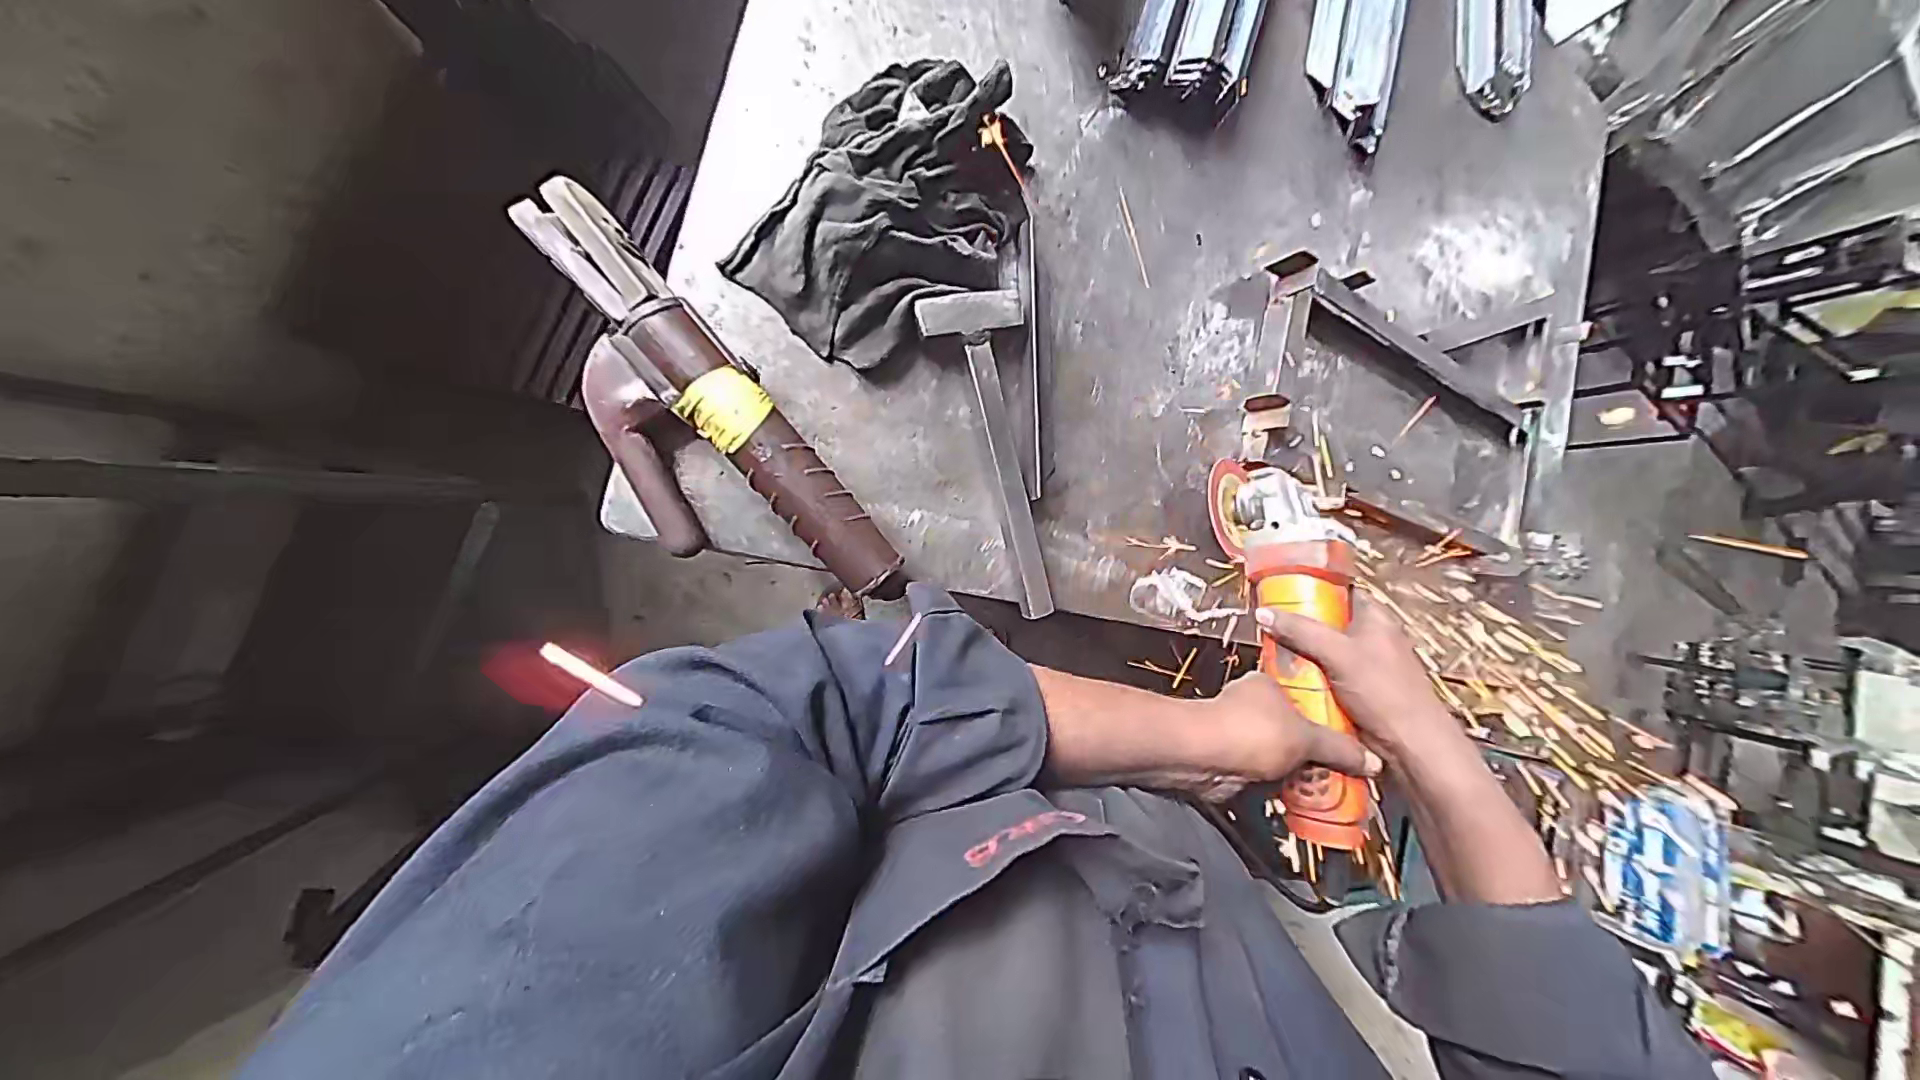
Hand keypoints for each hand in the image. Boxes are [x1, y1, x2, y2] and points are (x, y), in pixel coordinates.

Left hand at [1188, 673, 1381, 800]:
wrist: (1202, 759)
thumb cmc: (1249, 731)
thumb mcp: (1305, 736)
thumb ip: (1339, 747)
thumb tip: (1371, 760)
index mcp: (1267, 685)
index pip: (1307, 696)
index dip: (1332, 717)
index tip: (1356, 740)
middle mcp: (1253, 707)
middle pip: (1298, 731)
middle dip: (1319, 753)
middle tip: (1350, 772)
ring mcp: (1243, 735)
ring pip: (1285, 757)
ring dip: (1303, 775)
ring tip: (1336, 791)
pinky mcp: (1236, 764)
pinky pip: (1270, 778)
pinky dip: (1284, 789)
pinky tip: (1307, 802)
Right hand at [1253, 598, 1466, 767]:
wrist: (1410, 749)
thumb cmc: (1386, 695)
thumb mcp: (1339, 654)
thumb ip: (1300, 631)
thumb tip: (1263, 613)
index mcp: (1375, 620)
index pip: (1339, 591)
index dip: (1311, 588)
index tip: (1279, 591)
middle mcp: (1369, 639)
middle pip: (1324, 623)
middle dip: (1296, 626)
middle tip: (1268, 626)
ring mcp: (1361, 667)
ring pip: (1319, 651)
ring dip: (1297, 655)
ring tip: (1270, 653)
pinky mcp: (1352, 691)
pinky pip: (1319, 676)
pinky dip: (1303, 678)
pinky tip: (1284, 680)